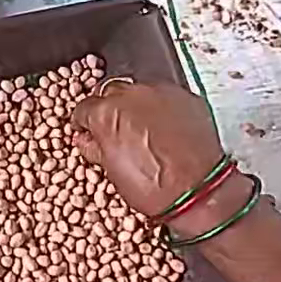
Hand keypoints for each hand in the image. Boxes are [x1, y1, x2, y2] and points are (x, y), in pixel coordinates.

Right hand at [70, 79, 229, 214]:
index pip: (84, 108)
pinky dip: (159, 108)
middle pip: (110, 92)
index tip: (87, 130)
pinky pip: (164, 96)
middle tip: (113, 129)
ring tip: (140, 128)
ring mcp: (160, 93)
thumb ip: (95, 148)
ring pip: (138, 90)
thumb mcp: (111, 170)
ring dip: (134, 105)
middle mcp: (131, 96)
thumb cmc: (154, 185)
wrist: (196, 190)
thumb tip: (89, 141)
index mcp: (105, 113)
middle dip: (108, 108)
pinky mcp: (185, 97)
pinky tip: (162, 128)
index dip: (83, 122)